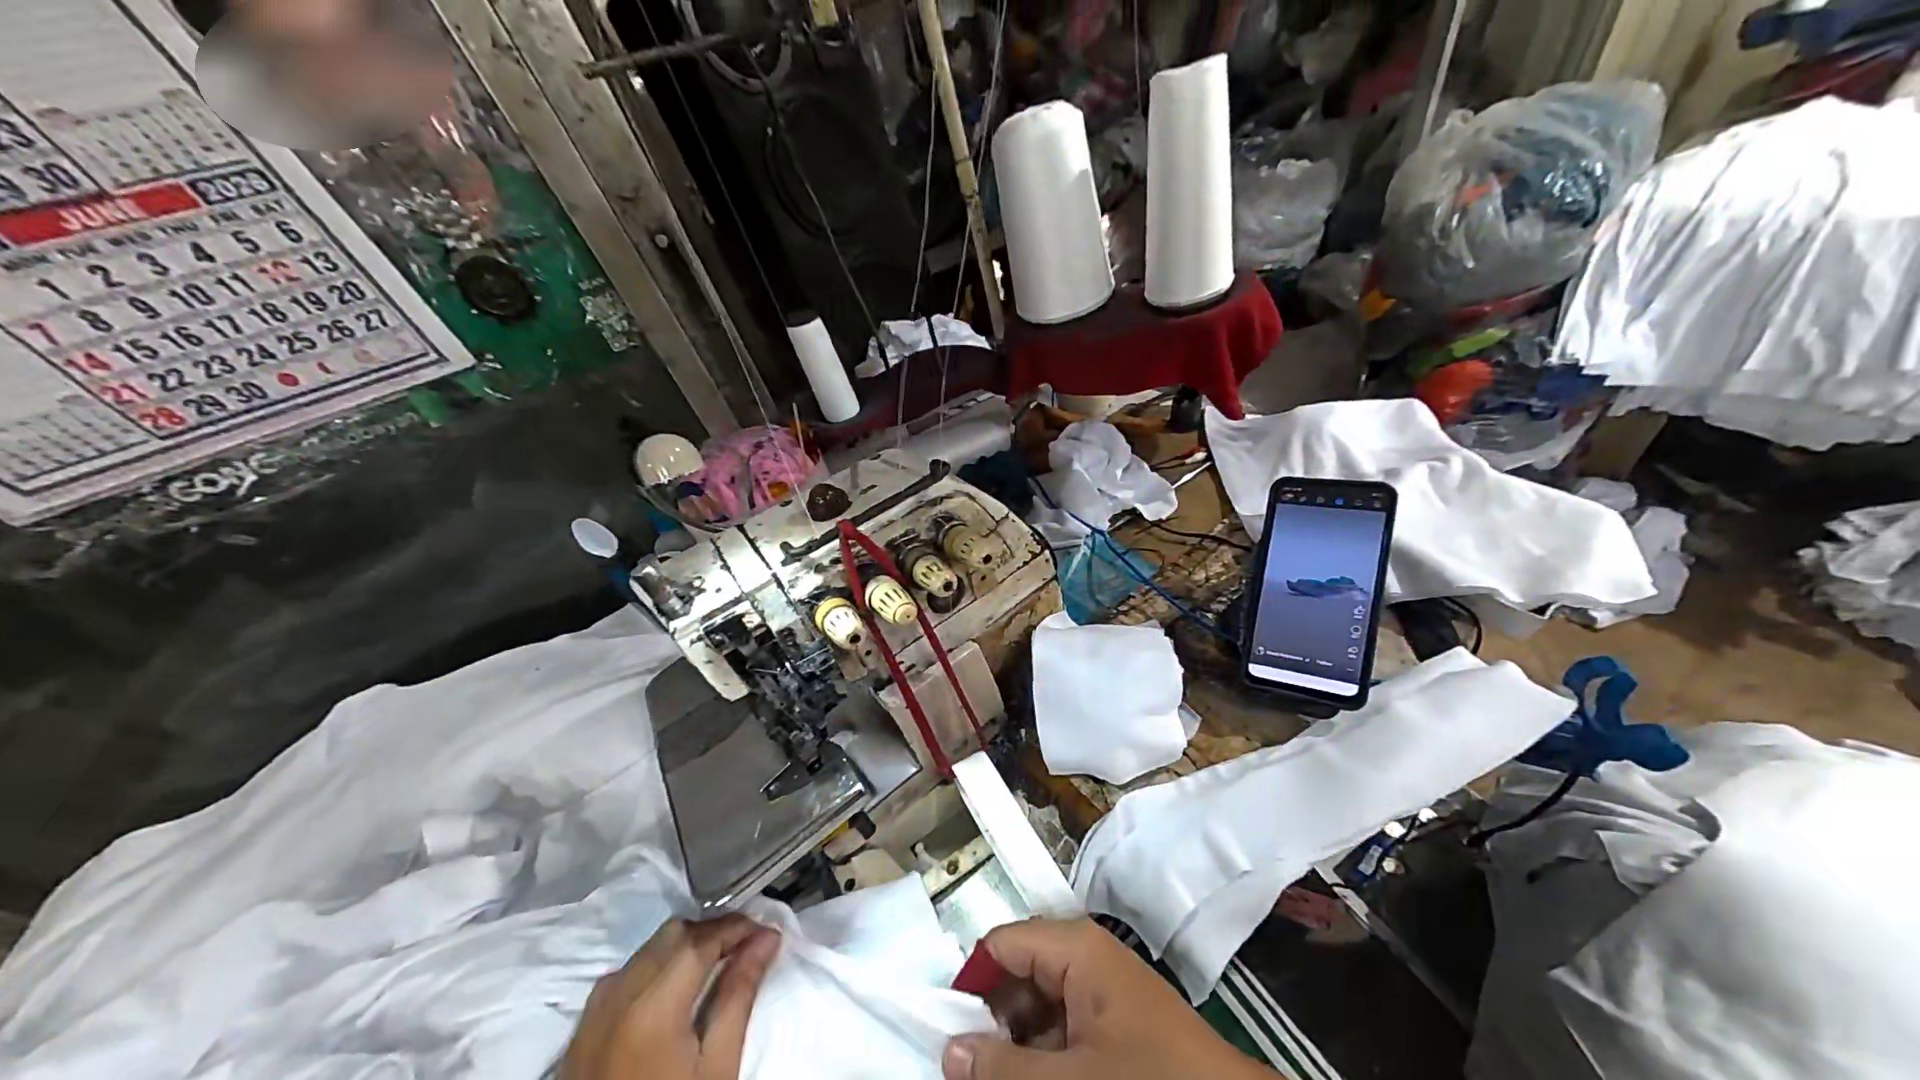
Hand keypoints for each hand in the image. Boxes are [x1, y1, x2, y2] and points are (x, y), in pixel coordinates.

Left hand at [561, 914, 781, 1079]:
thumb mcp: (717, 1069)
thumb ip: (739, 995)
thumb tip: (765, 940)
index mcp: (652, 1008)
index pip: (701, 940)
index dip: (737, 928)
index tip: (766, 932)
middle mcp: (618, 995)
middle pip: (673, 934)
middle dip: (712, 931)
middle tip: (746, 947)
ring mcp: (595, 1011)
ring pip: (648, 947)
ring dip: (686, 944)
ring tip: (718, 964)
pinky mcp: (583, 1028)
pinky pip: (627, 971)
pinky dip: (658, 964)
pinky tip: (678, 988)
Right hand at [943, 919, 1277, 1079]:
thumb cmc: (1149, 1079)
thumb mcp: (1069, 1079)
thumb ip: (1002, 1066)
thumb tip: (948, 1051)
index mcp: (1074, 947)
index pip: (1000, 945)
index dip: (969, 986)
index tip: (946, 1034)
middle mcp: (1084, 957)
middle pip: (1016, 974)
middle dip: (990, 1022)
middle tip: (970, 1069)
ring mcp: (1100, 990)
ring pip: (1036, 1007)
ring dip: (1015, 1045)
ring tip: (998, 1076)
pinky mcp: (1114, 1023)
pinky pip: (1062, 1028)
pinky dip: (1042, 1056)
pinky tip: (1034, 1078)